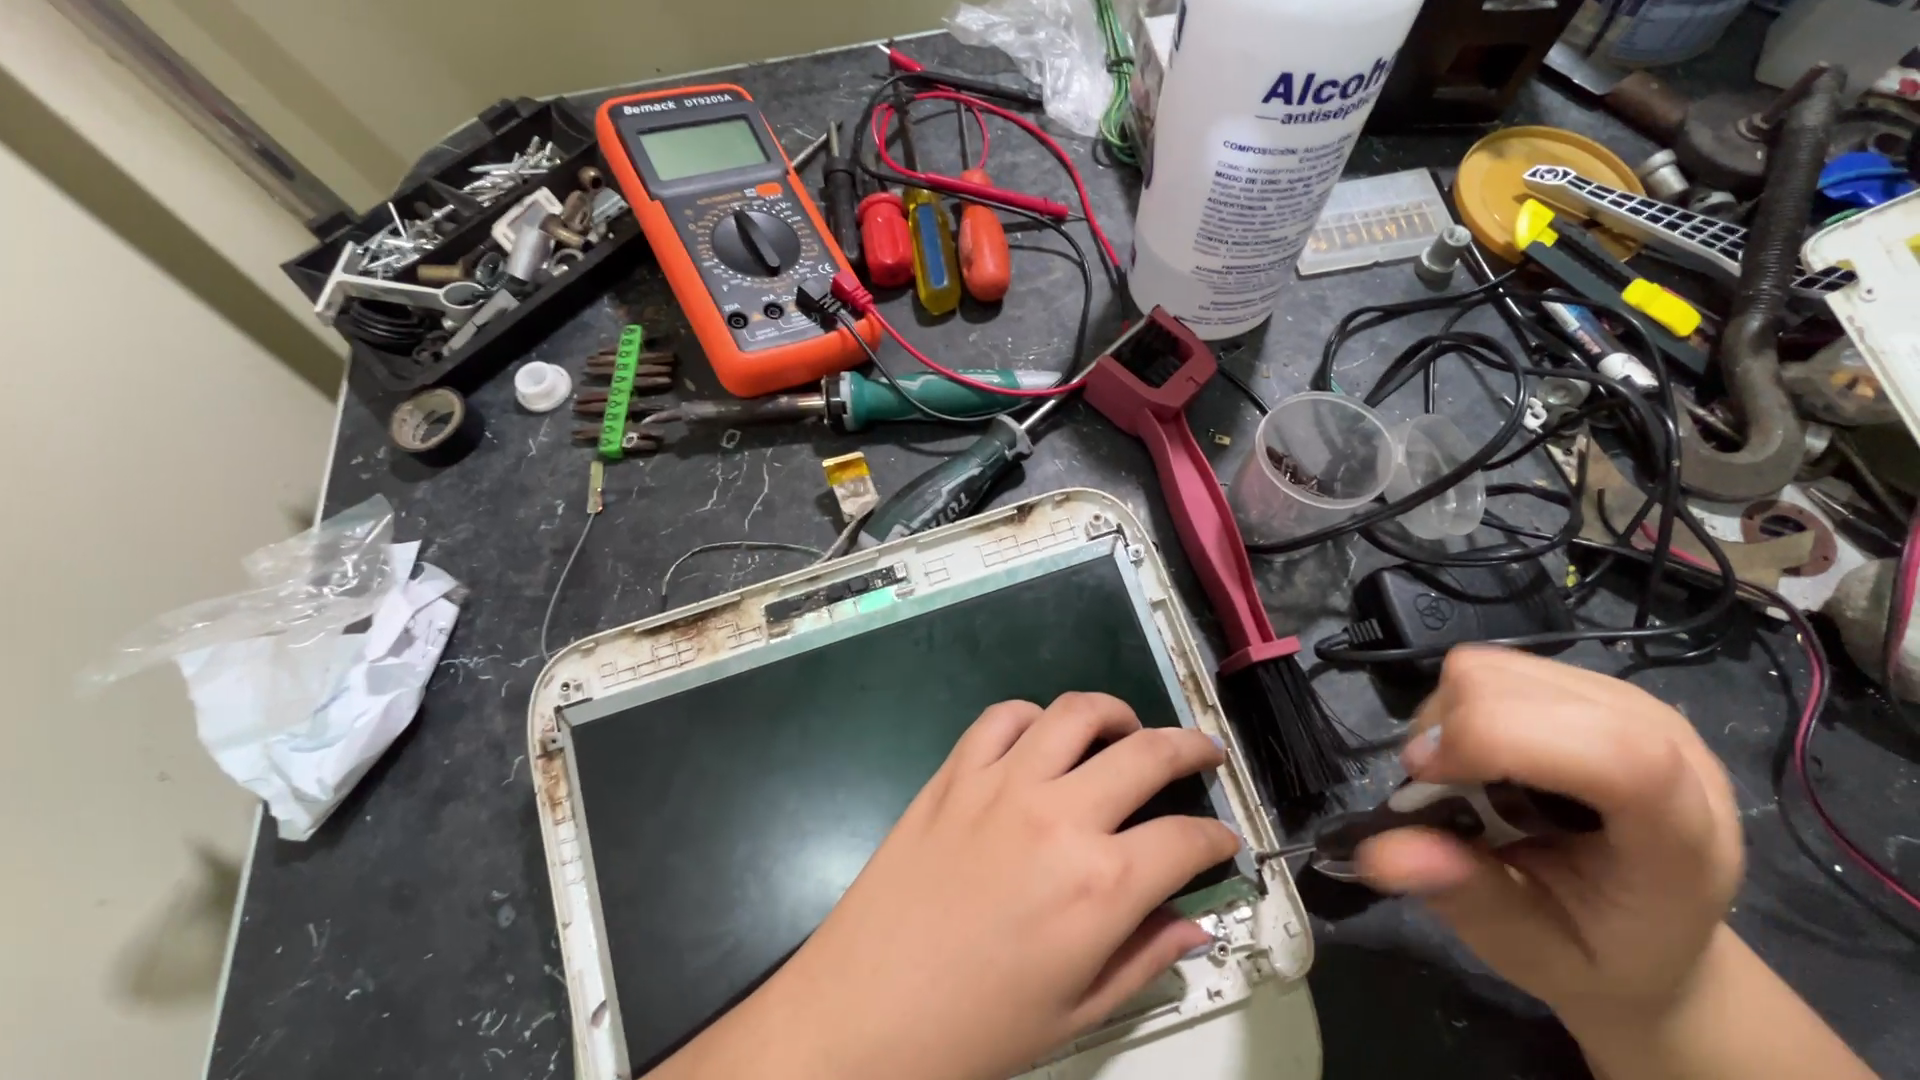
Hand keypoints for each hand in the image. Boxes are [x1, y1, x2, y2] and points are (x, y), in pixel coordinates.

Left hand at [656, 693, 1240, 1079]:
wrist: (863, 1011)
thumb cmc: (974, 1026)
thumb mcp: (1077, 1012)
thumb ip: (1144, 958)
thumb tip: (1192, 927)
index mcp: (1100, 885)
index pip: (1187, 840)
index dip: (1217, 839)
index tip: (1221, 841)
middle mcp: (1058, 817)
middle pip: (1147, 754)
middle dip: (1191, 748)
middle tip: (1203, 753)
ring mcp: (1000, 786)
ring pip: (1075, 714)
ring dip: (1115, 713)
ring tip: (1128, 730)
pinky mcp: (952, 775)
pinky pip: (1001, 719)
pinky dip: (1033, 717)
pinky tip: (1042, 738)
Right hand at [1357, 647, 1743, 1028]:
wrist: (1653, 933)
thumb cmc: (1598, 952)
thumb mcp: (1531, 951)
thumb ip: (1465, 897)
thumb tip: (1380, 852)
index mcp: (1679, 835)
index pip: (1616, 753)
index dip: (1503, 742)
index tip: (1423, 778)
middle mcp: (1665, 746)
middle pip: (1521, 689)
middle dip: (1448, 733)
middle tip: (1436, 795)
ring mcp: (1627, 703)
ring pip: (1493, 667)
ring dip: (1448, 719)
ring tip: (1461, 781)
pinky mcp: (1588, 685)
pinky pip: (1492, 664)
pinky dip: (1458, 705)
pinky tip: (1480, 757)